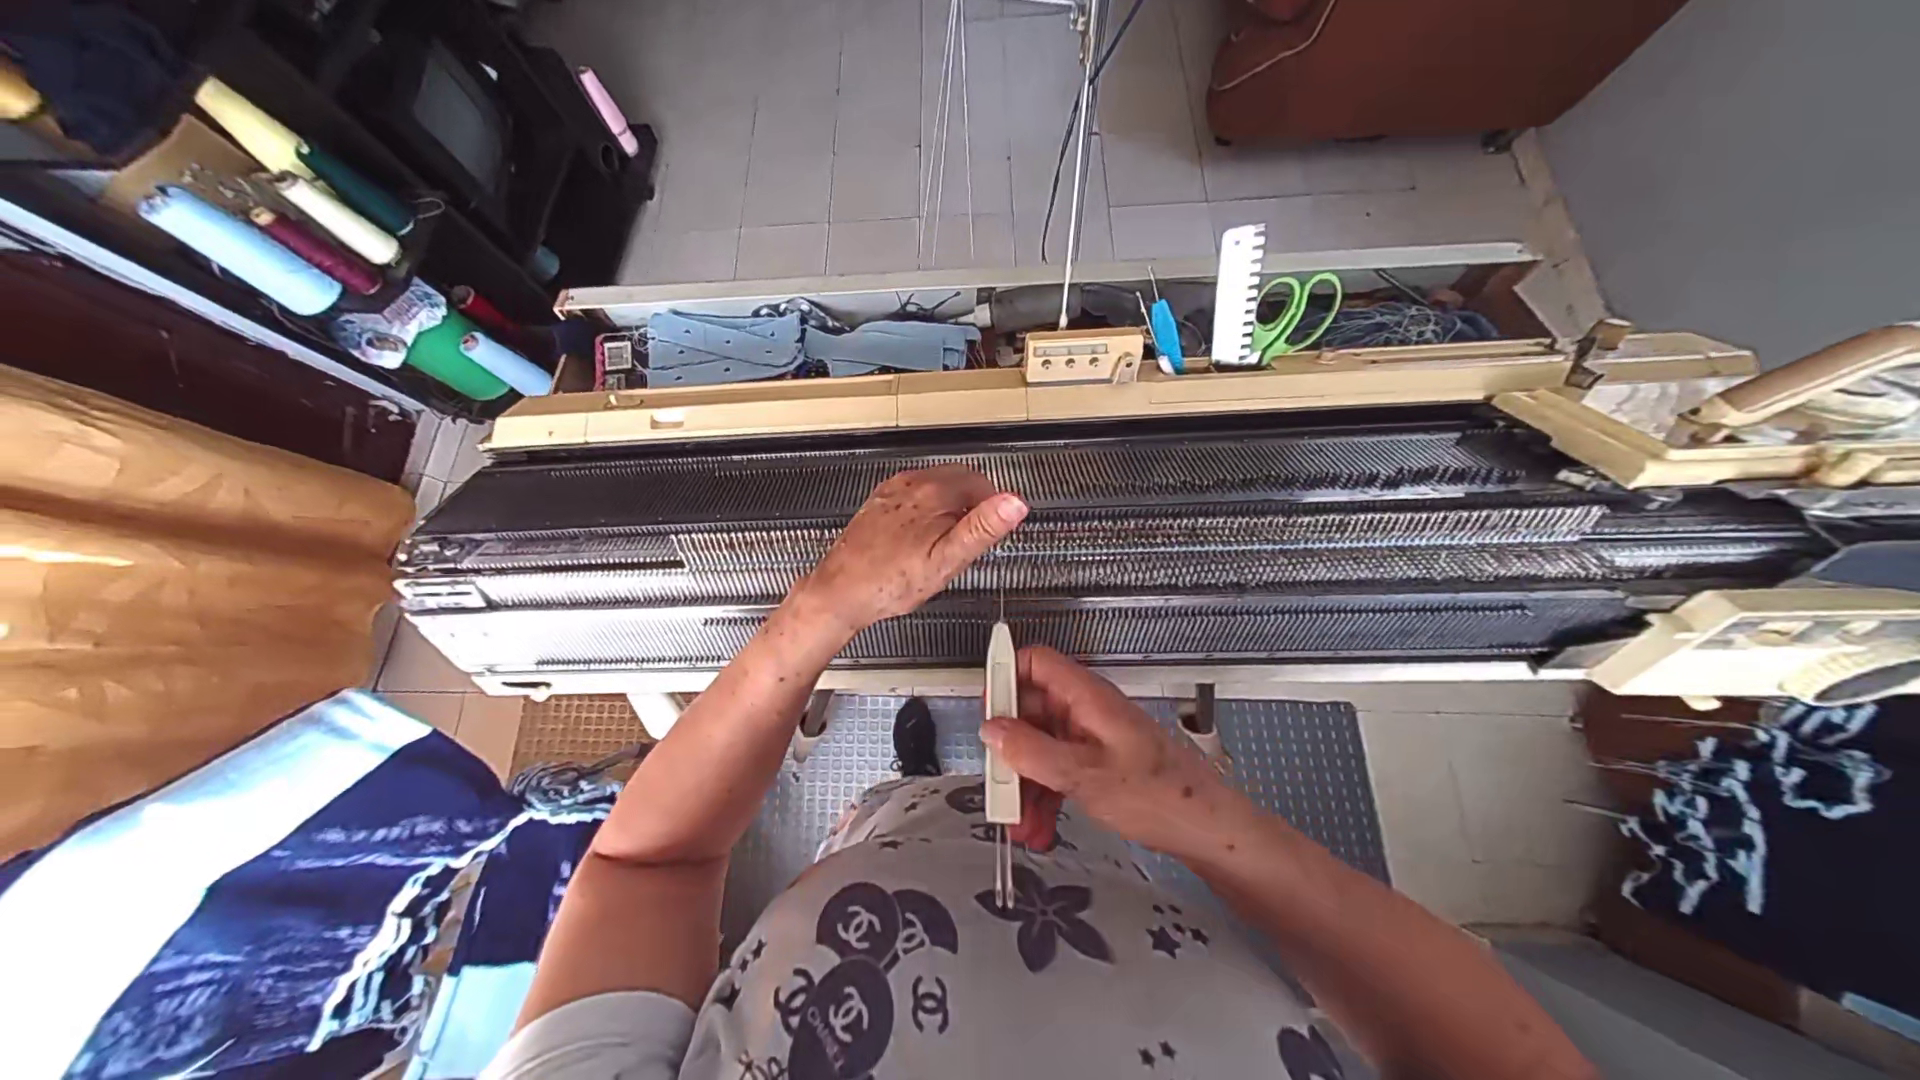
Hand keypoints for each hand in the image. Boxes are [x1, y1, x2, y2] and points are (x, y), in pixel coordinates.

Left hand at [793, 465, 1027, 636]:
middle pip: (960, 480)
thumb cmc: (888, 582)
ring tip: (945, 544)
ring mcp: (893, 492)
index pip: (982, 483)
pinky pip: (914, 497)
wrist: (841, 591)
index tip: (991, 531)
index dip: (993, 509)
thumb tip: (1014, 503)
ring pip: (936, 487)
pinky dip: (926, 512)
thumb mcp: (947, 560)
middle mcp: (911, 483)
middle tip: (970, 540)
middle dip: (972, 506)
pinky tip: (920, 540)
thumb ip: (983, 528)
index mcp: (934, 492)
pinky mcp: (880, 503)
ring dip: (949, 508)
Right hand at [981, 646, 1253, 859]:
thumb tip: (989, 730)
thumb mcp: (1085, 775)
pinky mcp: (1096, 763)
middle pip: (1029, 712)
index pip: (1034, 662)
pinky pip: (1057, 770)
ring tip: (1020, 827)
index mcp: (1085, 696)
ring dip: (1024, 785)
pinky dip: (1044, 797)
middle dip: (1009, 752)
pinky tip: (1040, 831)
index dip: (1005, 679)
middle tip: (998, 789)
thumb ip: (1032, 751)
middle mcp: (1084, 710)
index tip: (986, 715)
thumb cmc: (1158, 795)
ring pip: (1039, 747)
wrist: (1208, 830)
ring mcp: (1090, 738)